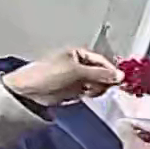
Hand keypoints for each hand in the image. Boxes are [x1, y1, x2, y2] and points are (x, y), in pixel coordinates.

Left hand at [2, 48, 123, 105]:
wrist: (28, 92)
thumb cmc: (47, 75)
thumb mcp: (77, 71)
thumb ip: (101, 74)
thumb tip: (121, 76)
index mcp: (79, 54)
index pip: (103, 61)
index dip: (111, 70)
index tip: (119, 80)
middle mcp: (80, 64)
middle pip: (103, 73)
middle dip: (102, 81)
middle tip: (97, 85)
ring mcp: (79, 77)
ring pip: (100, 83)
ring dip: (96, 89)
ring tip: (86, 90)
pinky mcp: (77, 89)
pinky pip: (93, 91)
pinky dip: (91, 93)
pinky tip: (83, 94)